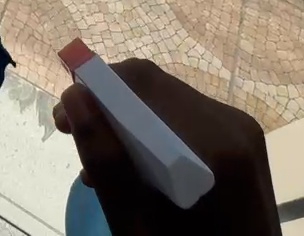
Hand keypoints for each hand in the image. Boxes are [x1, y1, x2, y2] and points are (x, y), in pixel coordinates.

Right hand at [54, 59, 280, 235]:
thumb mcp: (134, 224)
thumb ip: (104, 160)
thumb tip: (73, 95)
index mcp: (216, 143)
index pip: (140, 83)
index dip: (93, 90)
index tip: (63, 121)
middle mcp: (233, 125)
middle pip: (152, 89)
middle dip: (106, 107)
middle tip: (74, 137)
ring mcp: (240, 134)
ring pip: (163, 101)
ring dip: (125, 121)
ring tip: (101, 161)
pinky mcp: (239, 145)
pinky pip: (181, 118)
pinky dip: (149, 133)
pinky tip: (134, 166)